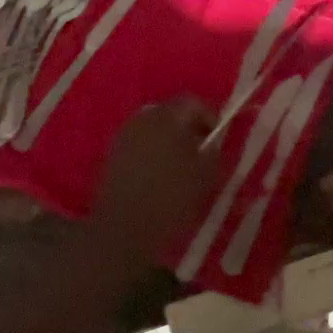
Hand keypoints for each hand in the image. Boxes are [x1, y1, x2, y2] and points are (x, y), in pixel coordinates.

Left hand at [86, 97, 220, 271]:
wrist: (124, 229)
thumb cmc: (172, 197)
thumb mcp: (207, 176)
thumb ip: (215, 153)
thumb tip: (214, 144)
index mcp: (167, 116)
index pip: (194, 103)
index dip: (212, 118)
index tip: (221, 139)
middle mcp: (142, 118)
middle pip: (172, 115)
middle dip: (190, 130)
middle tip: (204, 153)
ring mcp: (123, 137)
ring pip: (154, 132)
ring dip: (170, 144)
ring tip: (184, 169)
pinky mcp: (111, 158)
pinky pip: (140, 148)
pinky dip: (153, 157)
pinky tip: (161, 179)